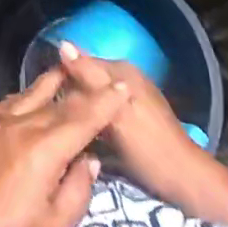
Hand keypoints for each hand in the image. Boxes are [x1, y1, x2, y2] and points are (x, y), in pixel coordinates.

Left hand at [0, 67, 127, 226]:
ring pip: (34, 92)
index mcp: (42, 150)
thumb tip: (90, 160)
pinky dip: (30, 93)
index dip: (106, 103)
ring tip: (73, 70)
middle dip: (86, 89)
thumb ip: (77, 192)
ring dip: (56, 81)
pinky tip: (35, 95)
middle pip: (60, 101)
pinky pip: (13, 100)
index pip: (82, 118)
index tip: (125, 88)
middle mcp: (21, 125)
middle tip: (108, 79)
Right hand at [57, 42, 214, 204]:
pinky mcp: (131, 118)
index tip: (41, 100)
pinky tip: (80, 135)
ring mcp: (129, 98)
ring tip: (58, 127)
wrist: (186, 183)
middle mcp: (125, 78)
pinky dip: (90, 120)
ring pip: (92, 96)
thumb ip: (90, 77)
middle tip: (47, 119)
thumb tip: (62, 43)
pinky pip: (101, 111)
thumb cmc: (149, 147)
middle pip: (85, 79)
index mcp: (121, 70)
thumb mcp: (116, 111)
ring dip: (77, 109)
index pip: (78, 61)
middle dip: (67, 94)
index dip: (59, 77)